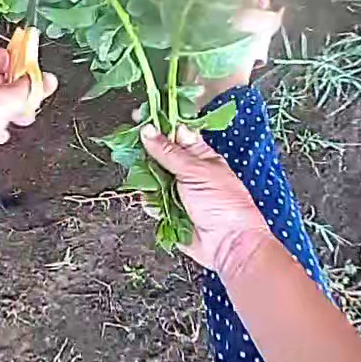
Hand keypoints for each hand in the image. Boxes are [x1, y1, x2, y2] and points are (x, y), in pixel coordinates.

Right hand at [140, 123, 274, 278]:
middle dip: (146, 153)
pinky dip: (150, 202)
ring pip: (152, 178)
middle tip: (131, 148)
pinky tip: (154, 204)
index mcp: (201, 155)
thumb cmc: (223, 204)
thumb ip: (169, 152)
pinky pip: (152, 201)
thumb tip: (148, 130)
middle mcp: (188, 171)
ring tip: (144, 181)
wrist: (229, 245)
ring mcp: (178, 192)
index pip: (176, 133)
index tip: (139, 117)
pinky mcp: (170, 212)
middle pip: (160, 155)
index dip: (159, 124)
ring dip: (146, 179)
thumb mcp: (196, 171)